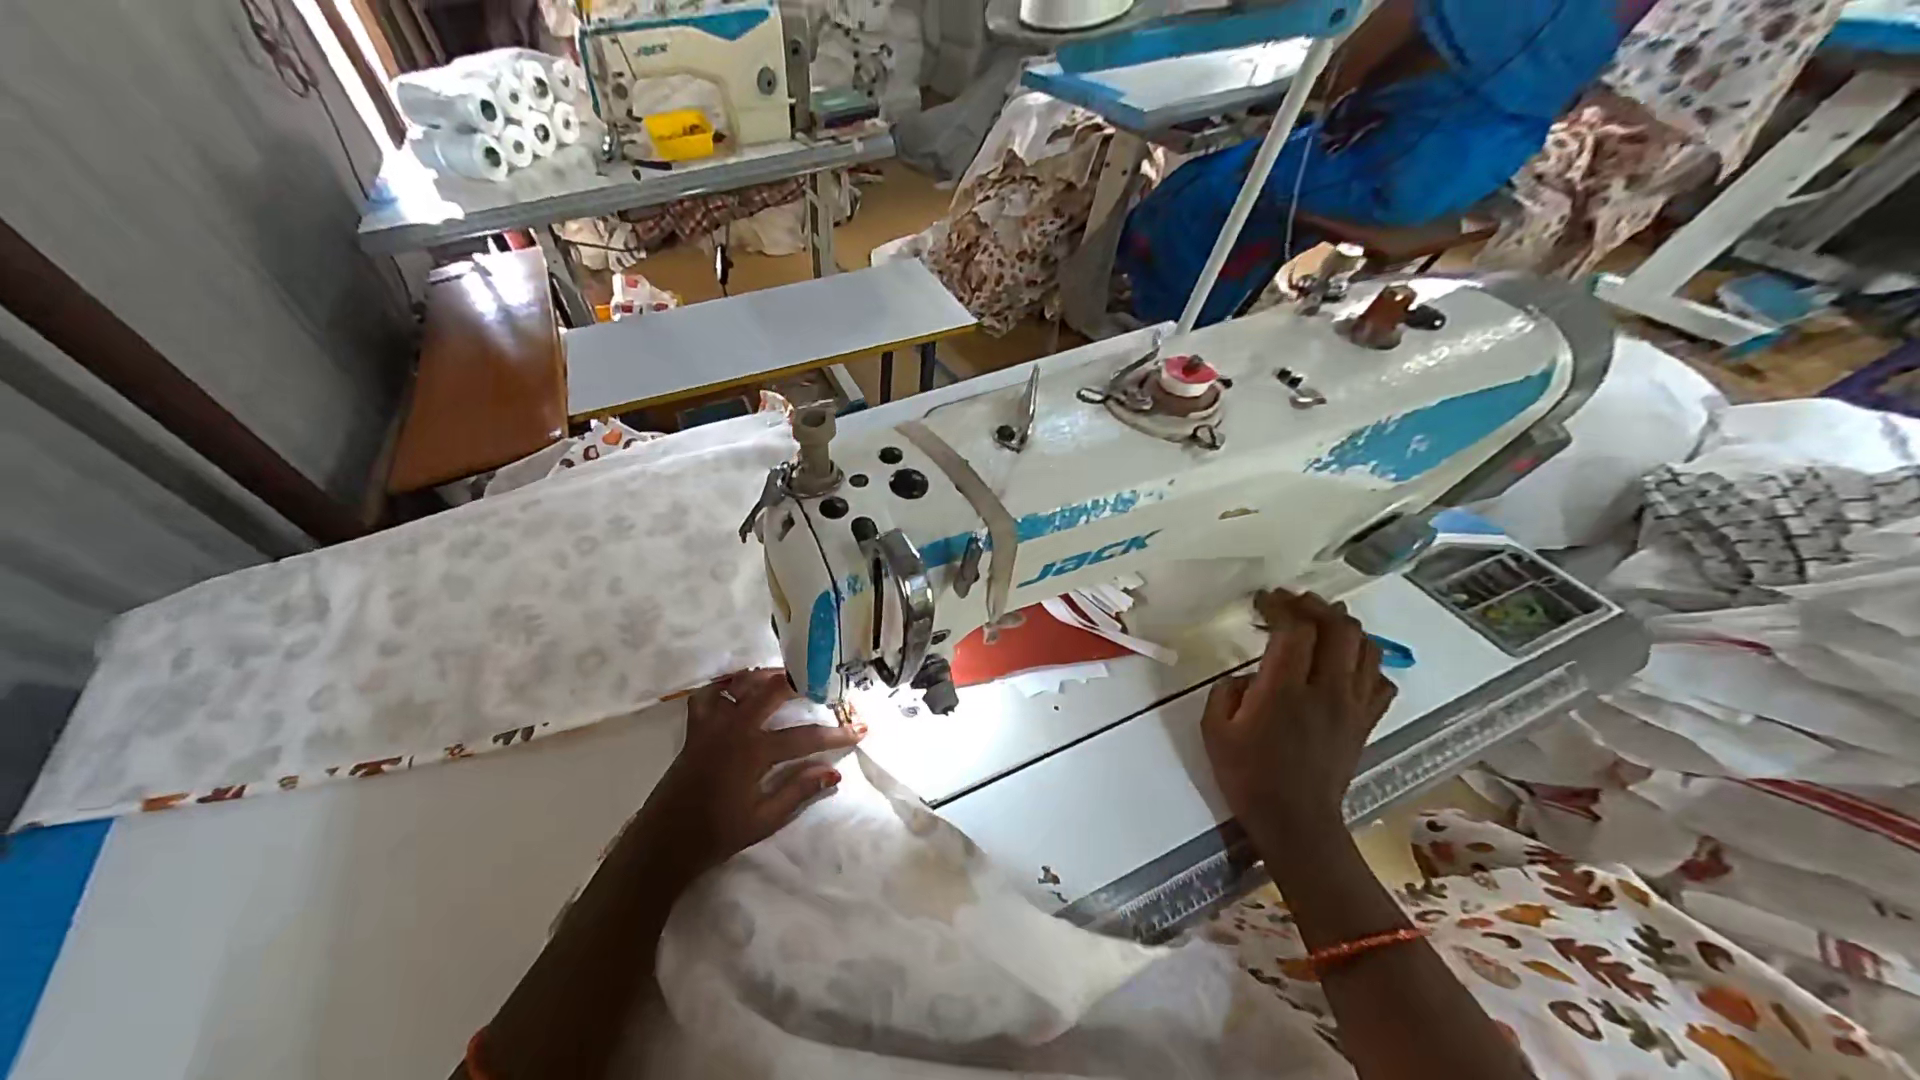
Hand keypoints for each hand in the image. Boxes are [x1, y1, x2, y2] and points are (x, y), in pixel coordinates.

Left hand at [636, 669, 864, 878]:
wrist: (664, 843)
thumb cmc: (717, 835)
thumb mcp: (764, 819)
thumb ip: (799, 791)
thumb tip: (834, 771)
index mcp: (753, 752)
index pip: (805, 737)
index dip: (836, 734)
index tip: (860, 729)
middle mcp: (733, 729)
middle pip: (772, 691)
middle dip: (802, 684)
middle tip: (824, 684)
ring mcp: (711, 725)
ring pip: (740, 684)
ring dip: (766, 677)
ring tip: (787, 678)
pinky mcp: (696, 729)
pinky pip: (709, 695)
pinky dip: (725, 686)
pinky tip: (739, 689)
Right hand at [1202, 589, 1396, 839]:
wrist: (1295, 822)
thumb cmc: (1248, 776)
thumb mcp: (1214, 730)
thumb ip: (1225, 691)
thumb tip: (1247, 676)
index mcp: (1284, 691)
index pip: (1296, 630)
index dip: (1281, 606)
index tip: (1263, 600)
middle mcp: (1326, 691)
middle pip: (1339, 629)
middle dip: (1315, 606)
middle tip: (1292, 602)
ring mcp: (1353, 706)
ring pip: (1366, 648)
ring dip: (1344, 626)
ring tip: (1322, 620)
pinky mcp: (1366, 721)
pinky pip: (1380, 680)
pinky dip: (1367, 661)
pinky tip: (1347, 662)